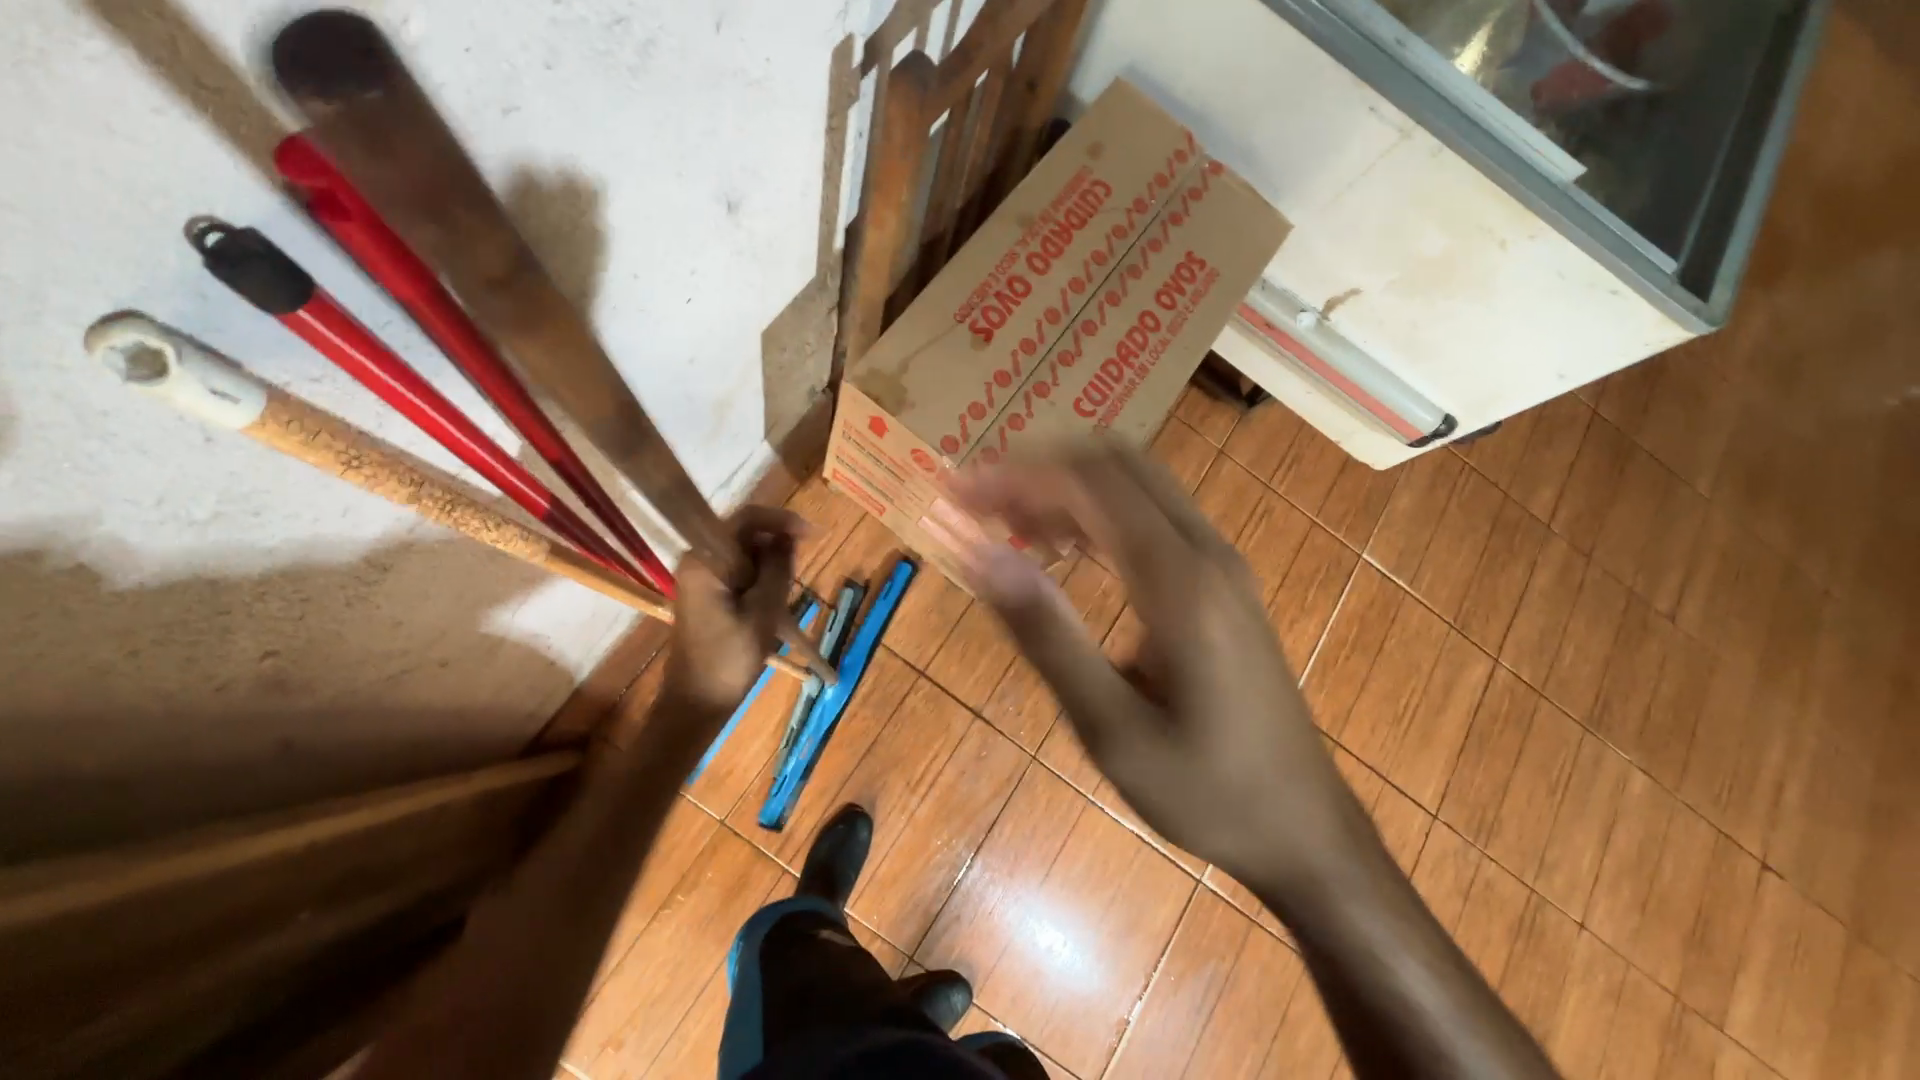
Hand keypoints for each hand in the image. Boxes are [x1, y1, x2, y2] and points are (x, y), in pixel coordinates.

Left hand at [659, 506, 804, 717]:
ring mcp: (698, 578)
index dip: (781, 520)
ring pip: (743, 555)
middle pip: (743, 534)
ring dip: (769, 568)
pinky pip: (737, 573)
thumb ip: (778, 568)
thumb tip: (788, 536)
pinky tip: (771, 605)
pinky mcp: (704, 595)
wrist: (695, 703)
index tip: (811, 535)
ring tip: (784, 597)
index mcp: (705, 559)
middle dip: (775, 548)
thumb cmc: (729, 658)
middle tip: (797, 575)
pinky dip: (758, 581)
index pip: (745, 518)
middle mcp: (697, 560)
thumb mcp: (764, 611)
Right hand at [950, 444, 1374, 893]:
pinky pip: (1156, 518)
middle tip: (980, 506)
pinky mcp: (1225, 584)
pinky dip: (1101, 515)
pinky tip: (1067, 554)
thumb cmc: (1205, 791)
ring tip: (1009, 527)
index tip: (957, 491)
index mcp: (1180, 583)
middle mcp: (1207, 554)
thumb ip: (1048, 637)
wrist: (1304, 827)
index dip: (1017, 475)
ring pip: (1138, 486)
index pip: (1090, 485)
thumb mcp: (1111, 729)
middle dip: (1040, 470)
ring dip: (1070, 489)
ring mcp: (1223, 565)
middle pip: (1117, 465)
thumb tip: (982, 558)